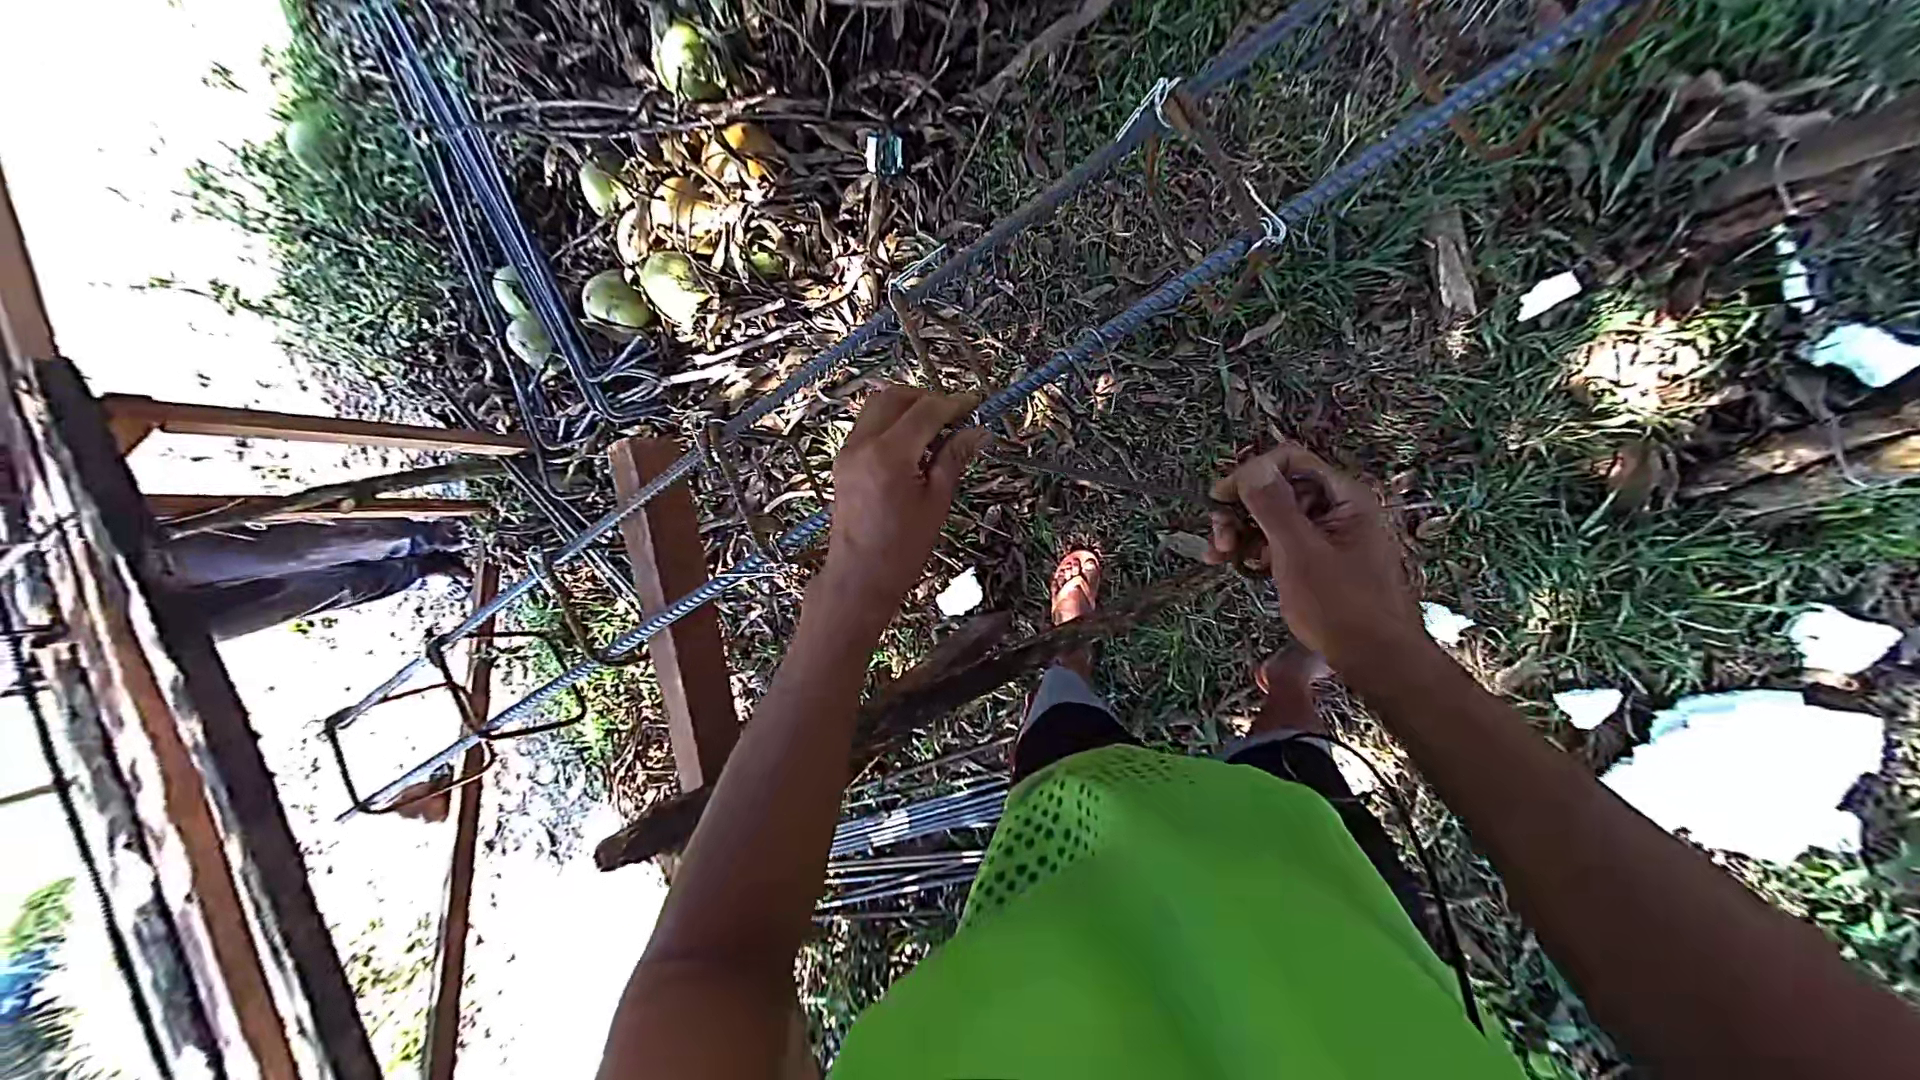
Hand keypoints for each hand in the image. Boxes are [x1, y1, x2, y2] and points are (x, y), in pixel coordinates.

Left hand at [820, 384, 986, 618]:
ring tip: (936, 430)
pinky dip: (892, 423)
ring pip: (878, 407)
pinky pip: (868, 426)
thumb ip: (953, 458)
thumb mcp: (936, 501)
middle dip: (928, 399)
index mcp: (889, 455)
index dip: (954, 404)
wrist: (859, 576)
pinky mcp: (843, 461)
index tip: (975, 406)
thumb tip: (977, 432)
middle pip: (896, 396)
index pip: (926, 411)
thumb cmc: (901, 548)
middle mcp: (863, 445)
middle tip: (956, 416)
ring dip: (908, 408)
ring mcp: (848, 451)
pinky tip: (913, 446)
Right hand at [1205, 441, 1429, 673]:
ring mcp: (1327, 535)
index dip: (1250, 475)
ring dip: (1241, 532)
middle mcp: (1336, 509)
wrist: (1375, 660)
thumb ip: (1273, 506)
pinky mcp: (1317, 558)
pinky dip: (1255, 550)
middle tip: (1218, 540)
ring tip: (1219, 558)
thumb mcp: (1299, 552)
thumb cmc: (1340, 606)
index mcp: (1343, 498)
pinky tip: (1239, 567)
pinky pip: (1279, 541)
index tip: (1220, 501)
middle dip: (1240, 510)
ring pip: (1272, 517)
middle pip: (1276, 489)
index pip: (1289, 461)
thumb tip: (1250, 467)